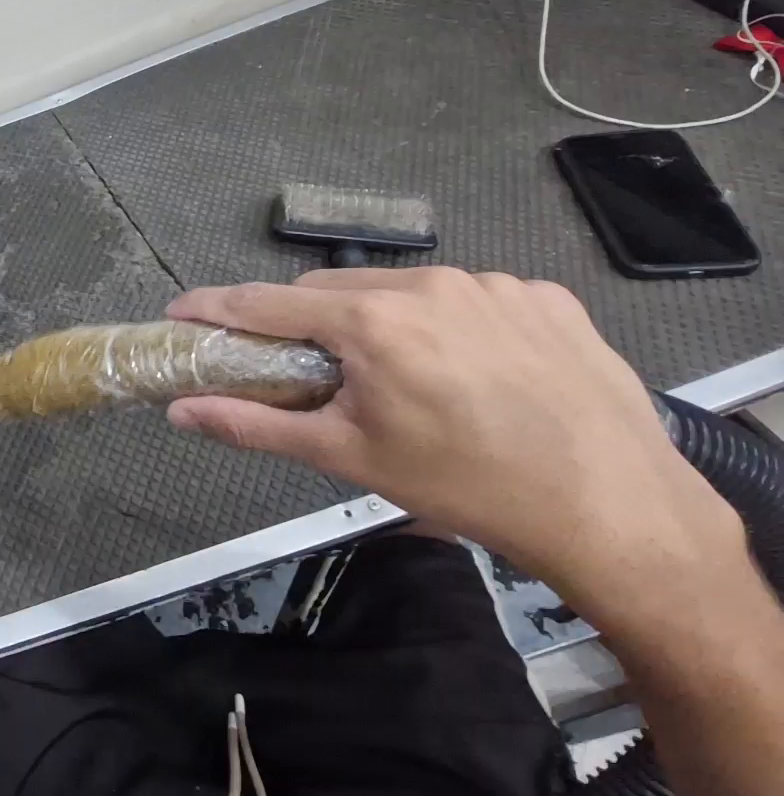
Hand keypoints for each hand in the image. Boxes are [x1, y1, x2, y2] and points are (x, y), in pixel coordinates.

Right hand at [162, 268, 744, 601]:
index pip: (267, 300)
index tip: (180, 311)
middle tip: (293, 364)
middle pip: (331, 288)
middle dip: (298, 319)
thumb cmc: (462, 484)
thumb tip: (177, 411)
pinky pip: (463, 296)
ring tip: (386, 372)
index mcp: (372, 320)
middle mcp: (429, 284)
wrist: (617, 511)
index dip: (216, 305)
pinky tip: (459, 366)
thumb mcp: (344, 456)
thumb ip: (251, 425)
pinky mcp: (544, 296)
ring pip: (398, 288)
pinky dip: (438, 321)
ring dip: (370, 318)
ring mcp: (494, 284)